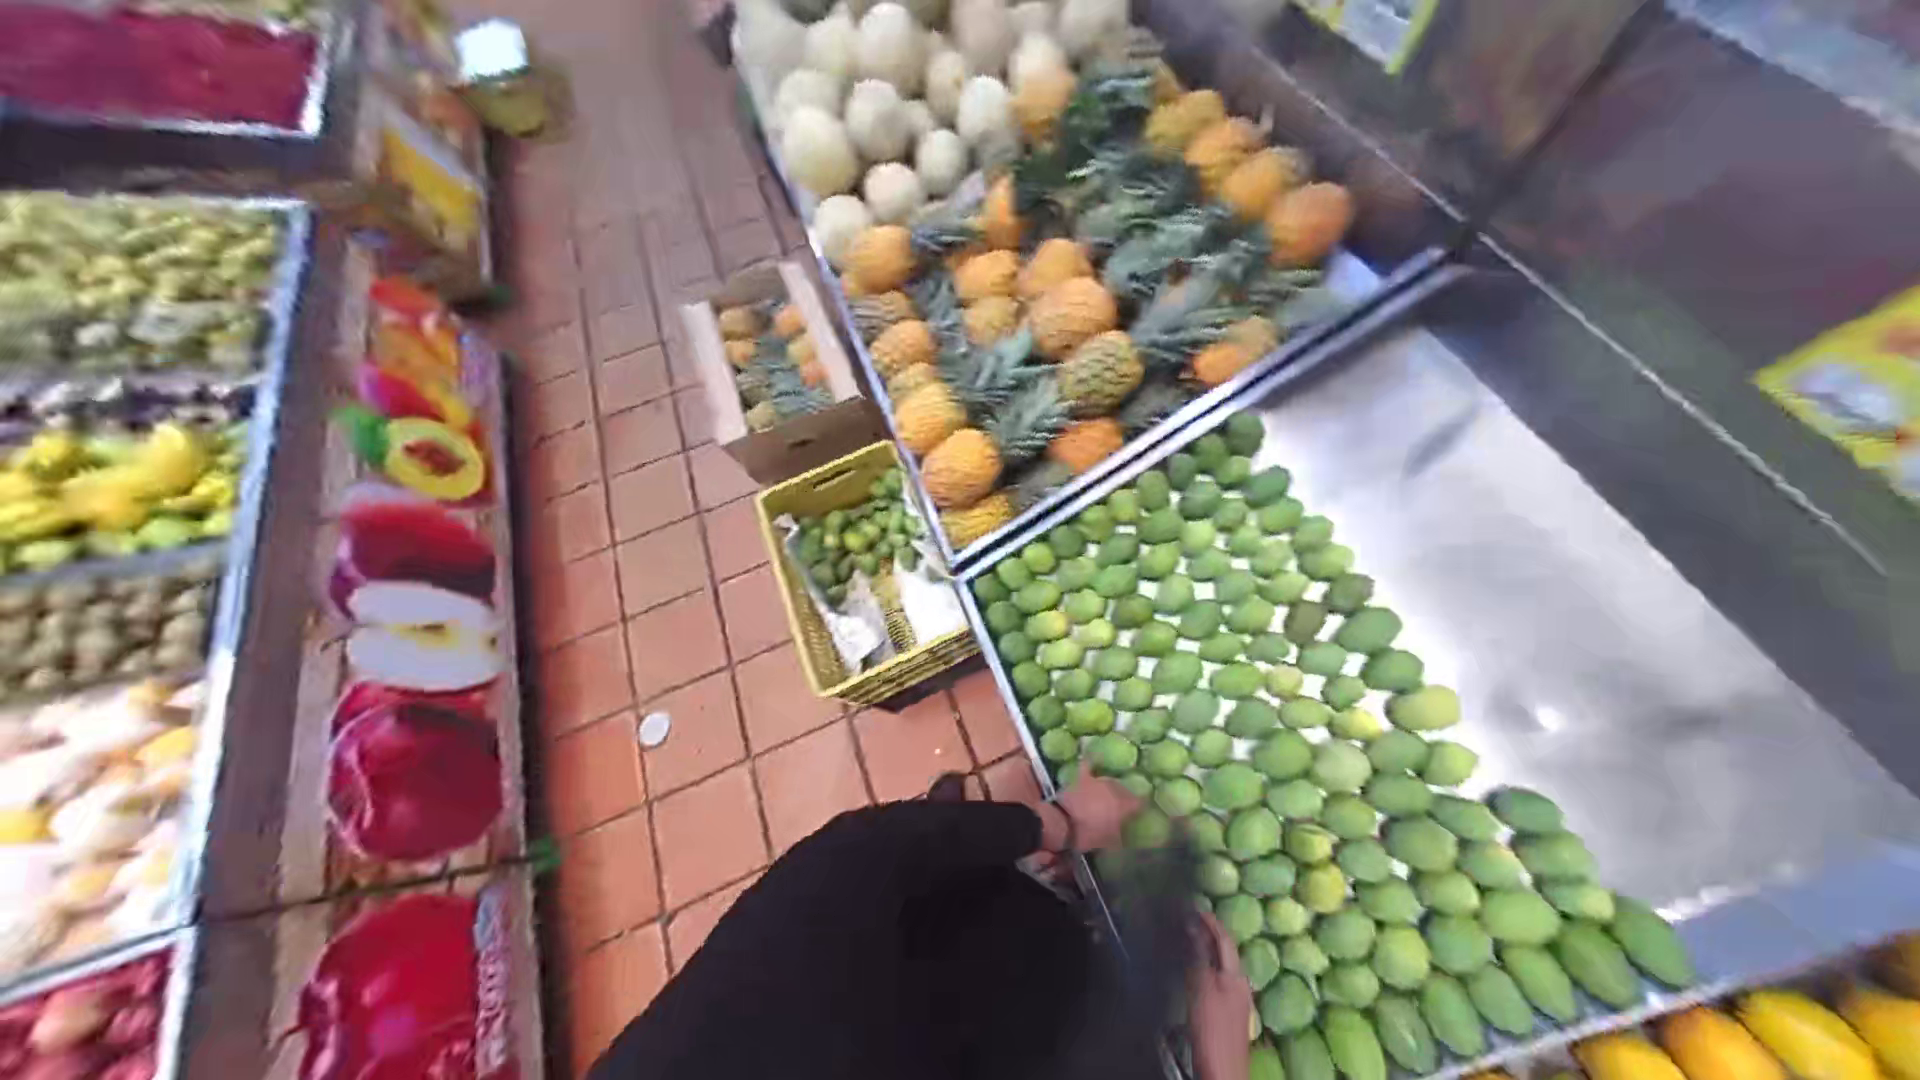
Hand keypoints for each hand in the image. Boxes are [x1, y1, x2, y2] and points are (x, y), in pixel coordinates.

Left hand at [1054, 762, 1142, 851]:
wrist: (1063, 823)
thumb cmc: (1089, 835)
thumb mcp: (1110, 842)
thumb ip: (1120, 834)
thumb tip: (1125, 831)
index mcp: (1124, 805)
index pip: (1139, 802)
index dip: (1140, 806)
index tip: (1139, 811)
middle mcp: (1114, 789)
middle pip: (1124, 790)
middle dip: (1125, 797)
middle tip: (1123, 806)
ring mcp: (1097, 781)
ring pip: (1109, 781)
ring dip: (1111, 787)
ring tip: (1110, 794)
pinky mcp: (1082, 778)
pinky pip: (1088, 765)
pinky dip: (1092, 761)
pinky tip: (1095, 756)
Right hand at [1188, 912, 1253, 1079]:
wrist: (1222, 1072)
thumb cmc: (1211, 1026)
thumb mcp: (1201, 987)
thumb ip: (1198, 956)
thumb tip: (1193, 926)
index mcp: (1237, 975)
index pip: (1225, 939)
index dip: (1211, 921)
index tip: (1195, 906)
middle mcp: (1241, 984)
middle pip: (1226, 951)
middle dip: (1209, 933)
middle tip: (1189, 918)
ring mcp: (1237, 1000)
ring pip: (1222, 965)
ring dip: (1207, 949)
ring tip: (1188, 938)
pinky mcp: (1229, 1012)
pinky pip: (1219, 978)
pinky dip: (1206, 965)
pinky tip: (1194, 969)